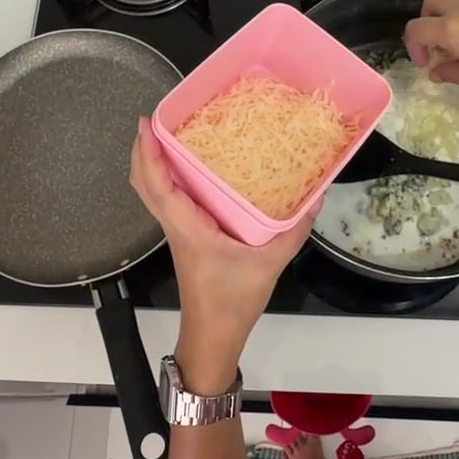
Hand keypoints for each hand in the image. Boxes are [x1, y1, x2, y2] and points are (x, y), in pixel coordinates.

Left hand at [128, 119, 317, 392]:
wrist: (212, 337)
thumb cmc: (232, 302)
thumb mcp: (269, 264)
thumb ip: (293, 231)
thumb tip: (317, 197)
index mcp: (188, 228)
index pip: (158, 185)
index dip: (149, 153)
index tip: (147, 122)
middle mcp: (175, 226)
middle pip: (144, 184)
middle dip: (142, 150)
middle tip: (153, 120)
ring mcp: (177, 233)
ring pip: (151, 193)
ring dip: (150, 164)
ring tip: (165, 137)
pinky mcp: (184, 239)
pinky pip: (166, 202)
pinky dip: (164, 180)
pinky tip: (186, 170)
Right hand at [403, 0, 458, 110]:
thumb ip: (452, 72)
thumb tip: (437, 70)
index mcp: (453, 29)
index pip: (416, 28)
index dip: (413, 47)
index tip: (425, 65)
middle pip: (432, 1)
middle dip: (426, 21)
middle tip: (436, 47)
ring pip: (457, 3)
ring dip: (450, 21)